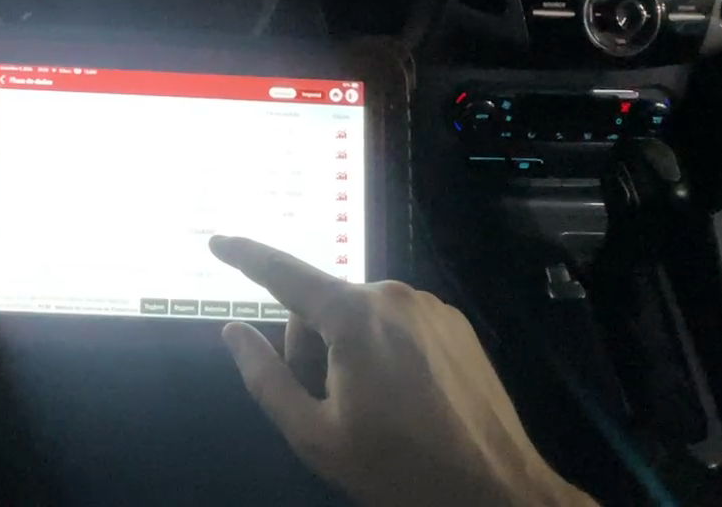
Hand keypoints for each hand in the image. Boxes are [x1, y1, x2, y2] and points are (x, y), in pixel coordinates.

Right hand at [210, 236, 594, 506]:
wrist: (506, 500)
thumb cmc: (401, 472)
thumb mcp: (316, 437)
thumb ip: (266, 378)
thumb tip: (234, 331)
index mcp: (353, 316)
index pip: (283, 273)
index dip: (244, 255)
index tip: (215, 241)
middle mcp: (389, 294)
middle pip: (321, 305)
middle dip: (308, 345)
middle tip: (327, 404)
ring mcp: (428, 305)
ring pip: (358, 313)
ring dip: (345, 346)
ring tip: (371, 406)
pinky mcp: (455, 322)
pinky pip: (395, 320)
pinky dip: (381, 346)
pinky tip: (404, 397)